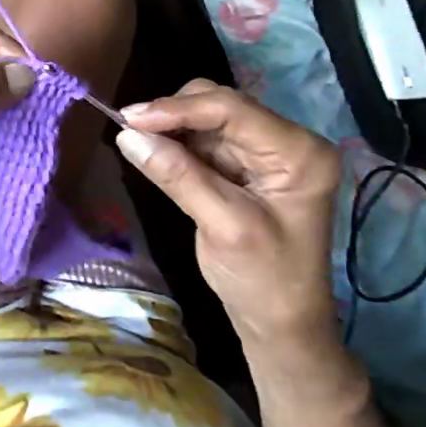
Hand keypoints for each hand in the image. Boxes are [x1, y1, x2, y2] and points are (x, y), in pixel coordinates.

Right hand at [114, 79, 342, 345]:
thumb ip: (178, 176)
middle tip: (128, 131)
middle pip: (218, 103)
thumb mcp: (223, 226)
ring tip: (135, 141)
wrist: (281, 323)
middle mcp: (285, 141)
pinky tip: (152, 152)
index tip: (127, 118)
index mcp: (299, 152)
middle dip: (172, 114)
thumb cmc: (264, 279)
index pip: (231, 109)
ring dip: (169, 127)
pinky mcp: (241, 164)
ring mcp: (263, 152)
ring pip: (204, 117)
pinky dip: (173, 142)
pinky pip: (200, 139)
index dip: (176, 109)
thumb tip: (127, 135)